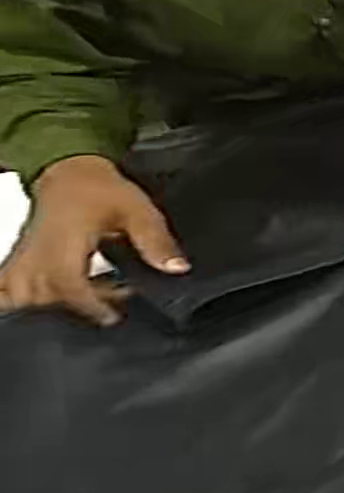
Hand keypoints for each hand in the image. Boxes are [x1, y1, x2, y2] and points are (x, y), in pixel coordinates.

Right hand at [0, 155, 188, 325]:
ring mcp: (21, 259)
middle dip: (77, 306)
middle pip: (42, 297)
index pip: (67, 287)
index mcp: (62, 248)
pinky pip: (9, 285)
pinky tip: (61, 295)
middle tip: (116, 303)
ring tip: (99, 297)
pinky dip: (30, 295)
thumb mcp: (141, 215)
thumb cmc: (104, 192)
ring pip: (23, 295)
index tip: (114, 316)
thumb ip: (157, 242)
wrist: (71, 175)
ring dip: (56, 302)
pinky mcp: (20, 258)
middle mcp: (33, 257)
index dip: (90, 305)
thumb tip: (177, 269)